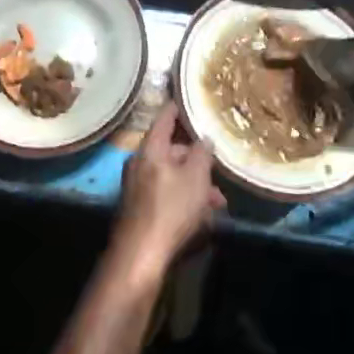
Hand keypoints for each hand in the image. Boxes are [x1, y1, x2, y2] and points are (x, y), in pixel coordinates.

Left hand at [112, 102, 223, 281]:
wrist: (141, 253)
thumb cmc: (171, 209)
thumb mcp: (195, 178)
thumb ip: (201, 154)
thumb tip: (203, 138)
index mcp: (150, 149)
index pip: (164, 119)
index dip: (177, 109)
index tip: (187, 100)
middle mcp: (139, 162)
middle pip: (170, 150)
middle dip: (195, 159)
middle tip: (217, 169)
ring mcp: (136, 184)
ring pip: (170, 174)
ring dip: (194, 183)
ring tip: (217, 201)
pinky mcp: (138, 206)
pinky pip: (164, 191)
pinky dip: (182, 196)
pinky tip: (201, 215)